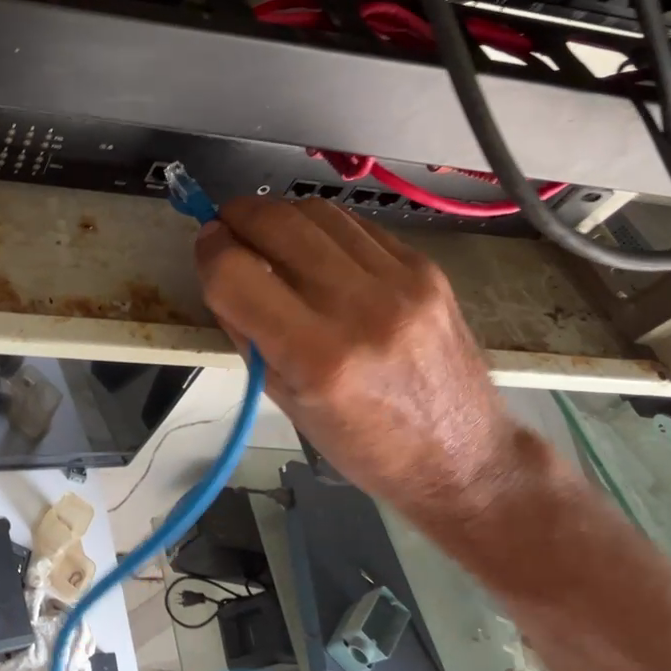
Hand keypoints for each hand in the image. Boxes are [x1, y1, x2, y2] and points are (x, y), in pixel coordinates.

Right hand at [194, 197, 529, 523]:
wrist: (464, 459)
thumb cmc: (361, 442)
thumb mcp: (281, 397)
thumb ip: (243, 326)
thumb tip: (217, 263)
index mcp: (315, 357)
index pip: (234, 271)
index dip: (208, 250)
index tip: (206, 248)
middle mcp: (359, 310)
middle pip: (275, 222)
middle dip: (237, 215)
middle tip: (228, 229)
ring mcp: (400, 283)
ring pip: (315, 211)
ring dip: (279, 215)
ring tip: (270, 237)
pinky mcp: (426, 269)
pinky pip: (355, 225)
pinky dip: (322, 230)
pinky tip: (318, 252)